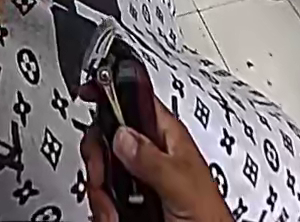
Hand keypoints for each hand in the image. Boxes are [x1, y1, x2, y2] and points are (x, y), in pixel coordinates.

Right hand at [82, 103, 233, 221]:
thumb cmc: (211, 218)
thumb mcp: (180, 181)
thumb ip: (152, 156)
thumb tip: (122, 133)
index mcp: (167, 136)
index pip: (136, 99)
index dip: (112, 90)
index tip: (89, 90)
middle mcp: (151, 155)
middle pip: (110, 137)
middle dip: (99, 156)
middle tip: (103, 174)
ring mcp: (140, 181)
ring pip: (104, 171)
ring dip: (101, 190)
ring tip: (116, 209)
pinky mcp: (131, 206)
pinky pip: (104, 198)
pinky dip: (103, 211)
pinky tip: (115, 218)